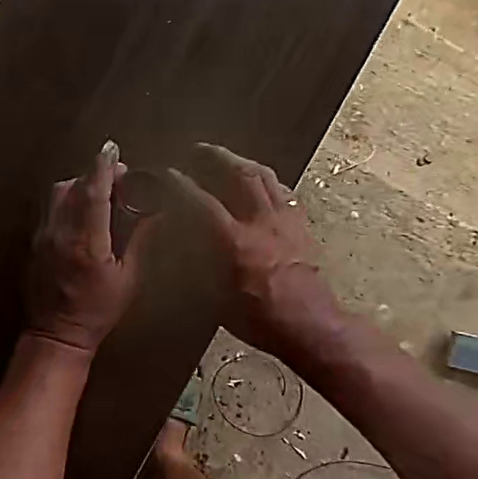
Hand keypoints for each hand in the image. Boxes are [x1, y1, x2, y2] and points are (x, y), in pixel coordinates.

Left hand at [23, 140, 153, 354]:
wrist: (56, 332)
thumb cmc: (98, 310)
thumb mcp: (129, 278)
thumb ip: (140, 240)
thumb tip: (157, 212)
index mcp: (87, 243)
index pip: (93, 194)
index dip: (103, 168)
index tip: (111, 148)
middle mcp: (60, 234)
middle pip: (71, 187)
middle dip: (93, 175)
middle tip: (116, 177)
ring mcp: (42, 237)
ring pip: (55, 195)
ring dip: (77, 186)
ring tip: (99, 193)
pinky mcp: (33, 243)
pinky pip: (47, 209)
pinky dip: (64, 200)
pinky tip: (79, 210)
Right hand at [168, 143, 342, 357]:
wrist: (312, 328)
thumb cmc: (260, 319)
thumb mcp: (214, 296)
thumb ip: (196, 263)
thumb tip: (178, 241)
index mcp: (234, 242)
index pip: (200, 200)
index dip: (179, 183)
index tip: (166, 173)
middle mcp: (261, 224)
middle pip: (239, 175)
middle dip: (215, 157)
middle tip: (198, 150)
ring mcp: (285, 223)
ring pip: (265, 178)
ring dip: (242, 163)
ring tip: (227, 158)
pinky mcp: (301, 228)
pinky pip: (283, 193)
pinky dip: (266, 182)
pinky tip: (259, 184)